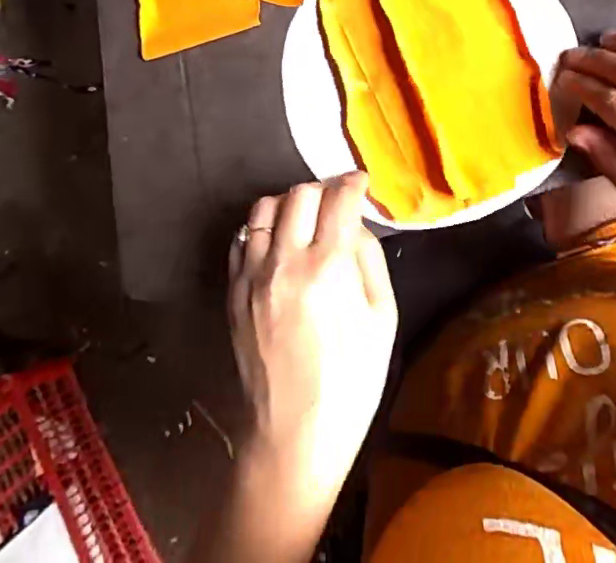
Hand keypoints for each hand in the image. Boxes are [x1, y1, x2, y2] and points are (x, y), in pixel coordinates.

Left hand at [227, 173, 396, 500]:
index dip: (354, 182)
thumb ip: (370, 259)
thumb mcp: (382, 316)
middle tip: (338, 202)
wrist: (295, 432)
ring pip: (265, 208)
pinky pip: (241, 239)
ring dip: (290, 203)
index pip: (339, 199)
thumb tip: (355, 224)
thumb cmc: (352, 378)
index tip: (361, 182)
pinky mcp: (233, 293)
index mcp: (328, 267)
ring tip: (306, 218)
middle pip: (300, 193)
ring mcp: (252, 277)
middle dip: (325, 189)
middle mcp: (285, 262)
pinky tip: (278, 242)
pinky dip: (262, 228)